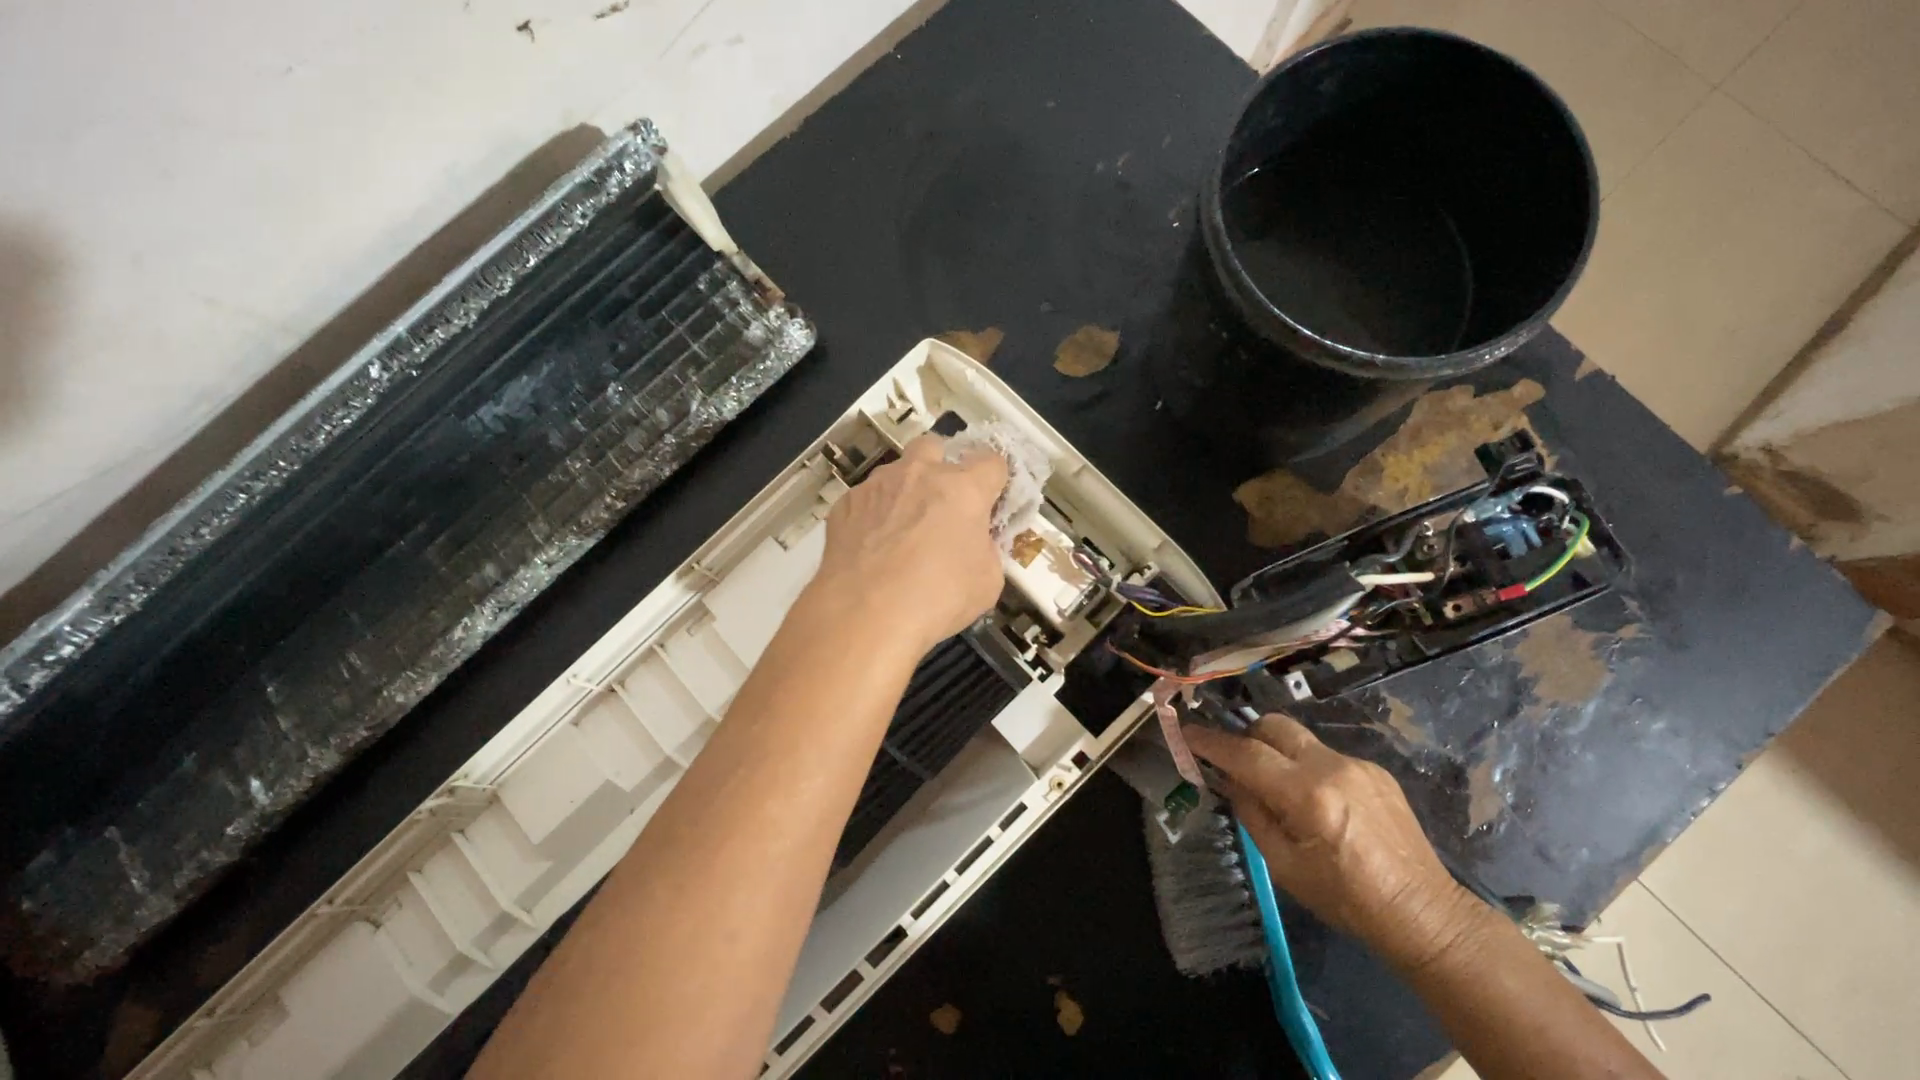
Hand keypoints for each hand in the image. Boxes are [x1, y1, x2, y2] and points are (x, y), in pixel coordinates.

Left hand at [804, 434, 1009, 657]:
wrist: (866, 614)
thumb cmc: (938, 598)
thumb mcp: (987, 582)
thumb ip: (986, 550)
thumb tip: (975, 543)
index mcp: (963, 489)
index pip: (991, 463)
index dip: (993, 481)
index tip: (989, 502)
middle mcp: (919, 475)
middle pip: (934, 447)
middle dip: (940, 468)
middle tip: (941, 505)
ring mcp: (877, 485)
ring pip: (895, 472)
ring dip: (903, 491)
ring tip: (900, 531)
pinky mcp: (845, 504)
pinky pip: (866, 499)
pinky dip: (873, 515)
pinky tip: (871, 548)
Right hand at [1183, 714, 1480, 970]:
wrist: (1421, 912)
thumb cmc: (1344, 899)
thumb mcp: (1284, 866)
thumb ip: (1252, 813)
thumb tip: (1228, 780)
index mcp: (1307, 795)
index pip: (1246, 754)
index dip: (1211, 742)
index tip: (1186, 732)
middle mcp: (1333, 767)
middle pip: (1274, 726)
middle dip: (1245, 736)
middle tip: (1232, 761)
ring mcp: (1358, 765)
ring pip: (1301, 740)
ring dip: (1277, 754)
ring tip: (1277, 790)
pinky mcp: (1376, 771)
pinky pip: (1326, 757)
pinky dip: (1307, 769)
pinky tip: (1316, 804)